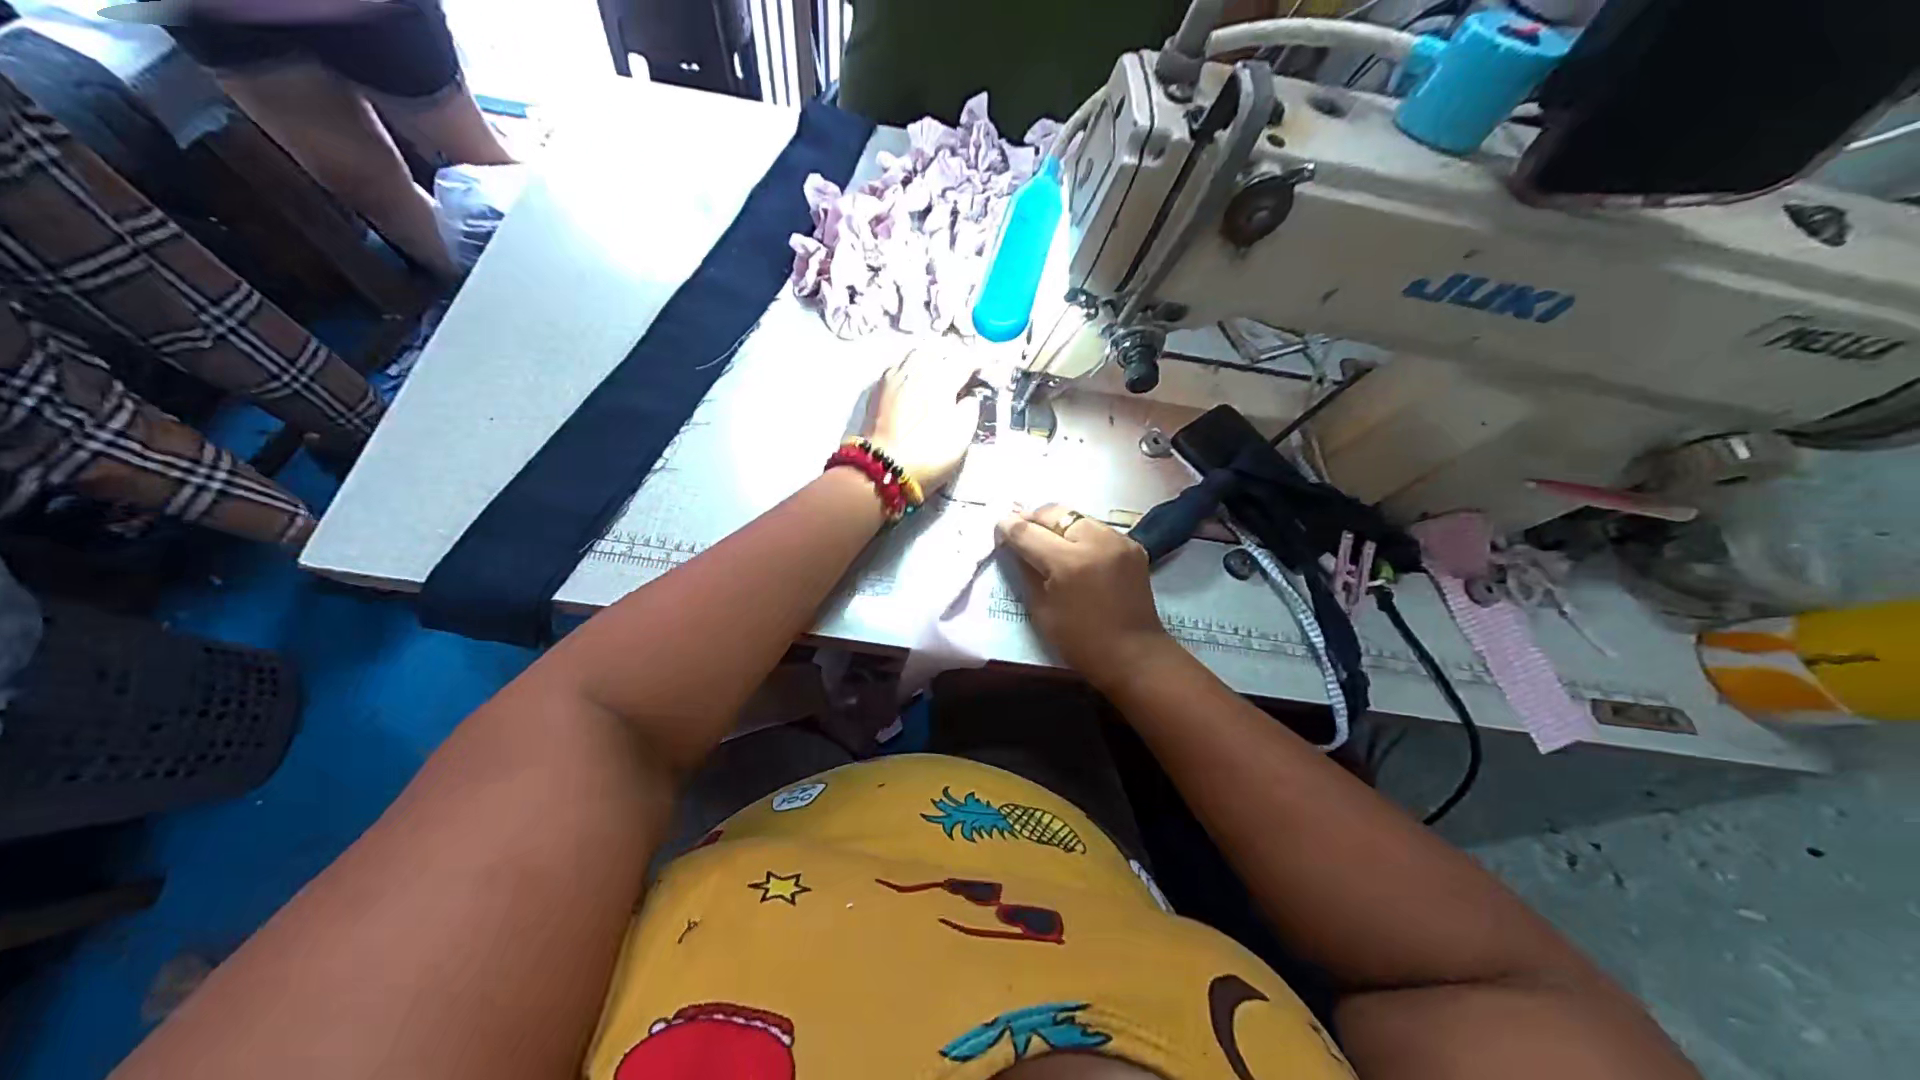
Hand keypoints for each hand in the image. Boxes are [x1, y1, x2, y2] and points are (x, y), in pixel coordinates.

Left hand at [863, 349, 981, 496]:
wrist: (882, 467)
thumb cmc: (928, 453)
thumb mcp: (962, 435)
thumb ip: (971, 409)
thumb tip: (969, 396)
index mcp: (942, 377)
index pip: (967, 361)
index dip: (982, 364)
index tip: (989, 371)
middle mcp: (918, 368)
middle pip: (940, 349)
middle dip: (955, 356)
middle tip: (965, 370)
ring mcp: (895, 375)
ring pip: (917, 353)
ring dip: (932, 357)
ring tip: (940, 371)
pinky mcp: (880, 387)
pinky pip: (900, 365)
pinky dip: (912, 366)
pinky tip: (915, 380)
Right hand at [996, 504, 1176, 688]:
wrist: (1134, 654)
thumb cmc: (1080, 641)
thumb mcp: (1041, 609)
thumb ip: (1026, 571)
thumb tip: (1014, 546)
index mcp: (1068, 562)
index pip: (1028, 532)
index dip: (1008, 527)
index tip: (998, 526)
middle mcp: (1095, 541)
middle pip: (1054, 513)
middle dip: (1033, 518)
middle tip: (1020, 528)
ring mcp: (1118, 540)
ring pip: (1077, 517)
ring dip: (1058, 524)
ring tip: (1046, 538)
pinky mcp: (1132, 545)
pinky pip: (1098, 529)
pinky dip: (1081, 534)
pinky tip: (1075, 549)